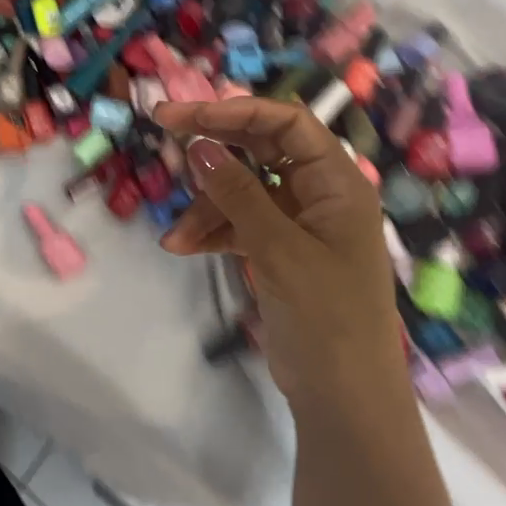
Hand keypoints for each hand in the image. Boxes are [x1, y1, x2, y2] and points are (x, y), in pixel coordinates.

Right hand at [153, 99, 403, 413]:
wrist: (343, 394)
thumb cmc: (326, 314)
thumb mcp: (278, 249)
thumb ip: (238, 194)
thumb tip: (199, 146)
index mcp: (338, 183)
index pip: (286, 123)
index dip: (234, 111)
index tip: (182, 114)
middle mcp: (319, 193)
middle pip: (259, 149)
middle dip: (212, 148)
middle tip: (162, 132)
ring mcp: (297, 223)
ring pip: (241, 189)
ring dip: (205, 206)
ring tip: (177, 238)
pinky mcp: (278, 250)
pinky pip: (237, 223)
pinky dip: (210, 231)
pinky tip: (183, 247)